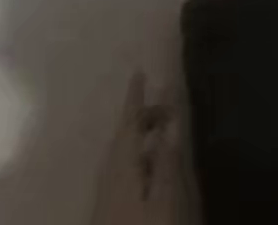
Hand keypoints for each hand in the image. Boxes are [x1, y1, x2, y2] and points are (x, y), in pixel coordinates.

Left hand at [89, 71, 188, 224]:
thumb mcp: (162, 198)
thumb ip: (166, 159)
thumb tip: (171, 122)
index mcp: (121, 163)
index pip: (129, 120)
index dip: (136, 95)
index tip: (140, 71)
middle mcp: (109, 172)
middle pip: (125, 134)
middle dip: (145, 116)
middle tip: (169, 109)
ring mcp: (106, 192)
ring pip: (124, 152)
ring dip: (141, 137)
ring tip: (163, 133)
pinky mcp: (108, 207)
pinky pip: (123, 168)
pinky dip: (138, 156)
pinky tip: (151, 167)